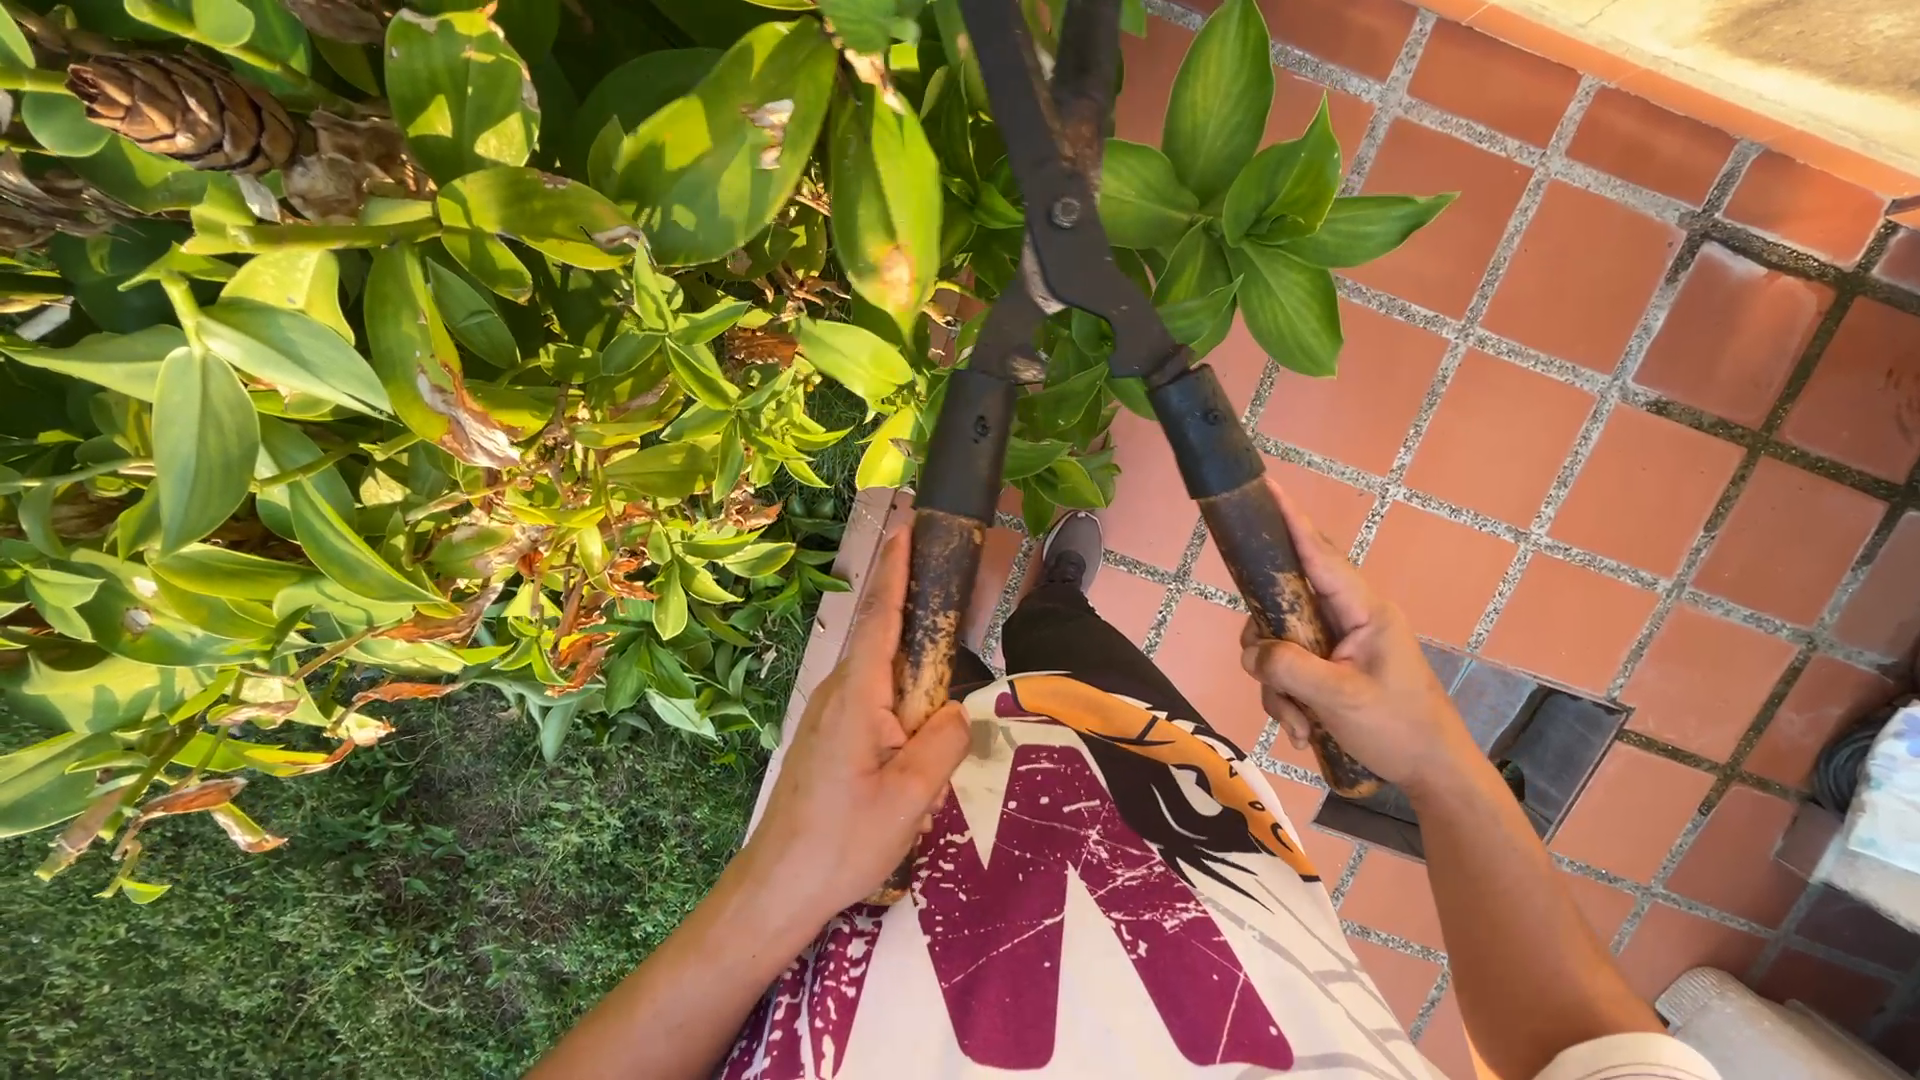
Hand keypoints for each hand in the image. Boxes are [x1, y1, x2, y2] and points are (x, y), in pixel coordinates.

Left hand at [739, 516, 969, 921]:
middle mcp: (838, 693)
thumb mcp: (911, 795)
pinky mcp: (828, 740)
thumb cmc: (843, 840)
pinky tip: (918, 724)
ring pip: (879, 674)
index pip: (882, 615)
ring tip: (947, 670)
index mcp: (858, 694)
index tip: (909, 523)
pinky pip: (872, 701)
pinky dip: (899, 693)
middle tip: (952, 584)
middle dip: (912, 604)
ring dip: (911, 661)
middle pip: (882, 637)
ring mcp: (829, 717)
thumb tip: (957, 709)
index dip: (897, 567)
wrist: (776, 888)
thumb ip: (943, 741)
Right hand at [1238, 483, 1480, 797]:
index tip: (1266, 488)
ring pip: (1277, 644)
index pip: (1320, 556)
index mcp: (1364, 611)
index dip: (1291, 521)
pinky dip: (1285, 700)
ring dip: (1277, 687)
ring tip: (1298, 724)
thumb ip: (1292, 669)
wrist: (1431, 773)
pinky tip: (1302, 730)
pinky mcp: (1327, 668)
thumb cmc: (1399, 727)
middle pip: (1281, 606)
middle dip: (1269, 650)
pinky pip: (1285, 670)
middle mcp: (1347, 618)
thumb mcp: (1342, 699)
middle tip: (1271, 680)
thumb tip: (1253, 651)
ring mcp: (1335, 644)